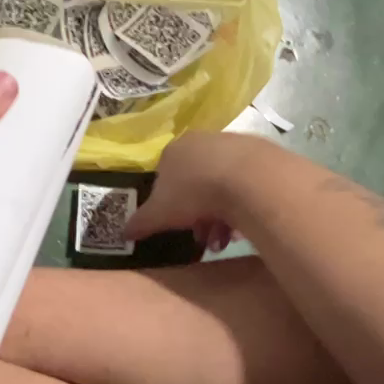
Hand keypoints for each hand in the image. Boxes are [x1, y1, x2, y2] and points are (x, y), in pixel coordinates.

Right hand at [124, 132, 276, 249]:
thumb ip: (140, 223)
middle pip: (195, 184)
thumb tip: (123, 233)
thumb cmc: (193, 193)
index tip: (176, 226)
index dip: (168, 205)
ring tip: (225, 241)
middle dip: (197, 217)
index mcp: (173, 151)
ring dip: (220, 218)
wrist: (248, 180)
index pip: (164, 177)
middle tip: (204, 240)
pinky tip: (243, 228)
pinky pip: (244, 186)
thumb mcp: (159, 214)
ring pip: (221, 186)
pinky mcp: (260, 155)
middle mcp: (201, 141)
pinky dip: (241, 207)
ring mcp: (232, 145)